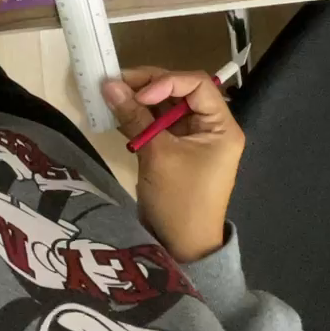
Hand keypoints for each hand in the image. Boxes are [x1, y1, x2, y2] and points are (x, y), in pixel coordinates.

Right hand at [103, 68, 244, 262]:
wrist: (181, 249)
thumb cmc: (179, 201)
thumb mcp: (157, 155)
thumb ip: (134, 117)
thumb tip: (109, 85)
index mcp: (220, 126)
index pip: (197, 84)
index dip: (167, 82)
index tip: (139, 94)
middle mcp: (209, 127)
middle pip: (179, 91)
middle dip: (147, 86)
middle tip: (115, 84)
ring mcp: (191, 138)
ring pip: (164, 106)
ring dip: (138, 100)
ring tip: (111, 96)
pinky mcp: (174, 148)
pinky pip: (156, 123)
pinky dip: (137, 117)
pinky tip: (116, 114)